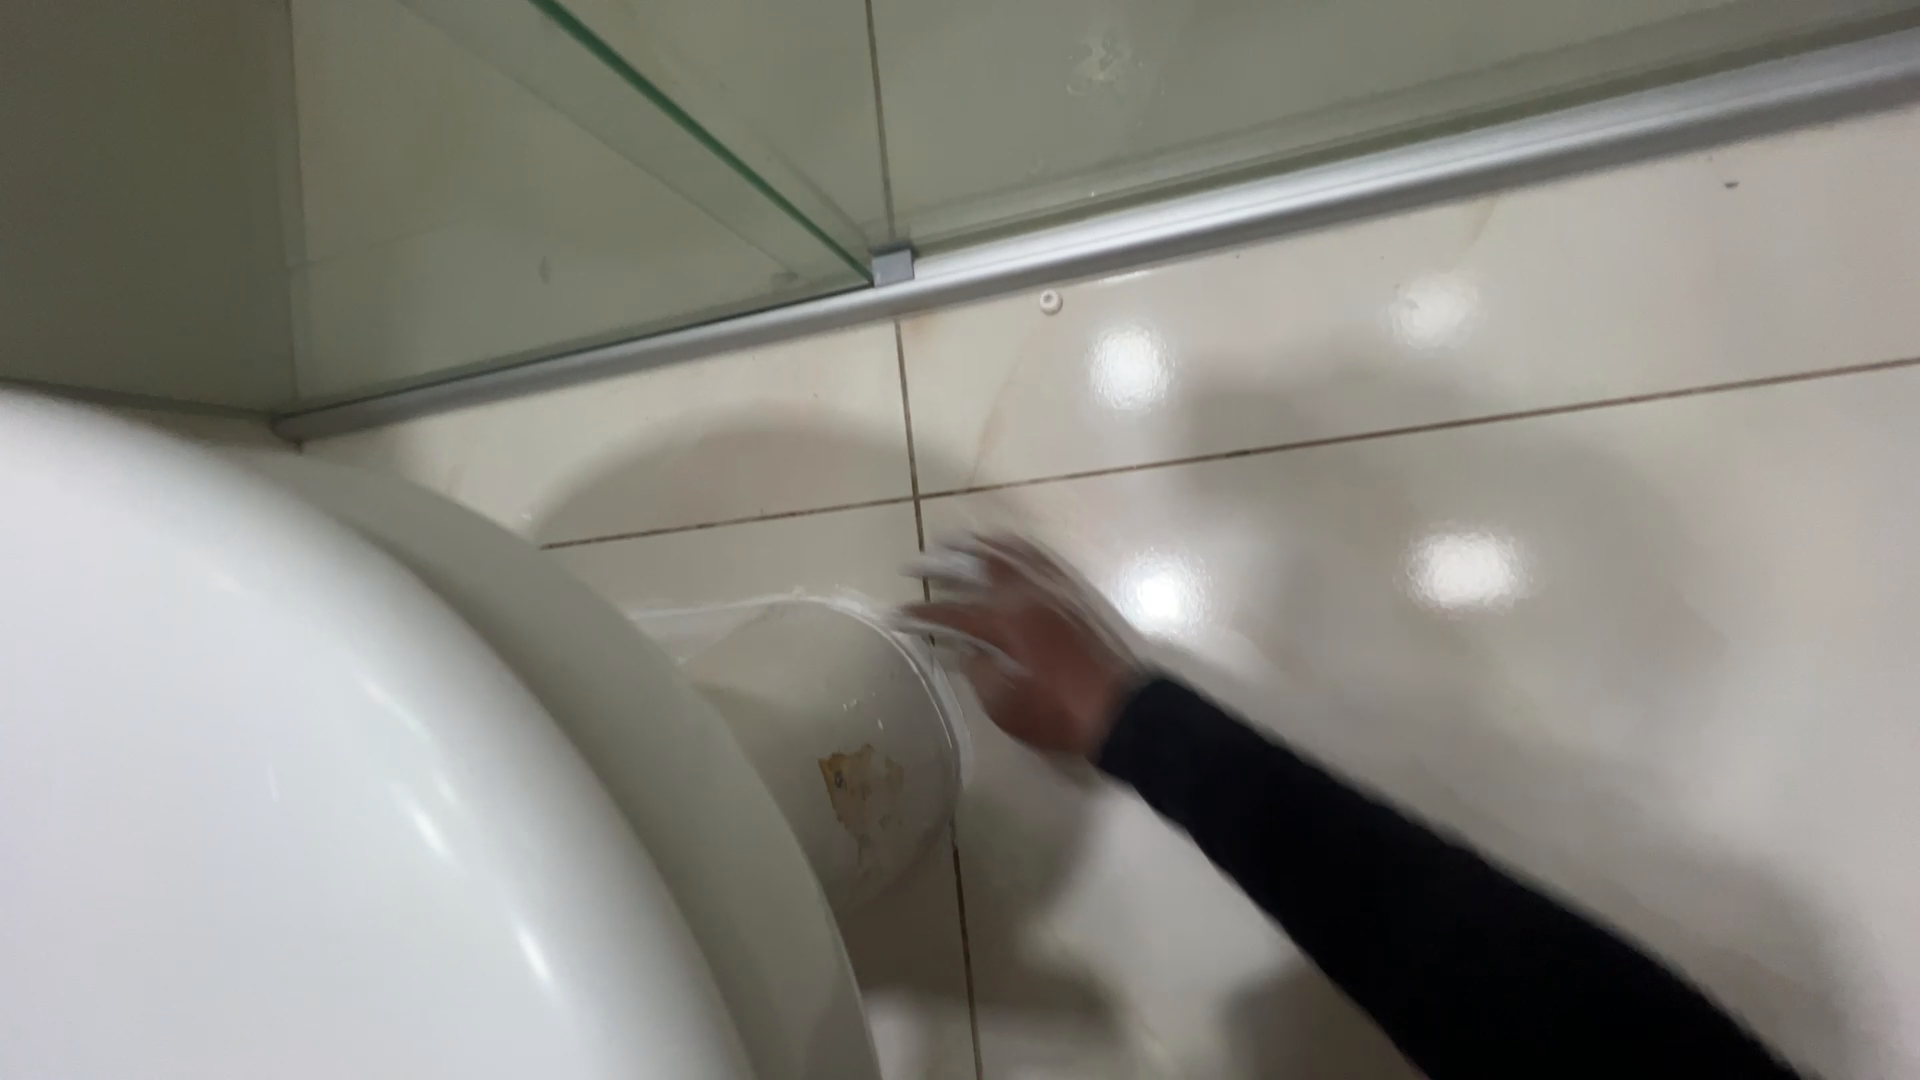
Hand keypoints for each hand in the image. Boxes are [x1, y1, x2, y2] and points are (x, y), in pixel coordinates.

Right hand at [899, 534, 1141, 758]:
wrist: (1121, 708)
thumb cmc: (1060, 714)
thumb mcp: (1007, 707)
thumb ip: (980, 672)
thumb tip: (970, 650)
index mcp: (1004, 625)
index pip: (951, 613)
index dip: (922, 615)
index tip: (899, 615)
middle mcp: (1024, 595)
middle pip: (973, 570)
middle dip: (938, 566)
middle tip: (913, 565)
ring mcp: (1051, 588)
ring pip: (1006, 554)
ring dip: (974, 547)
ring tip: (951, 542)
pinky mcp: (1072, 589)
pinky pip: (1039, 555)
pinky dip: (1014, 546)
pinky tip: (1003, 545)